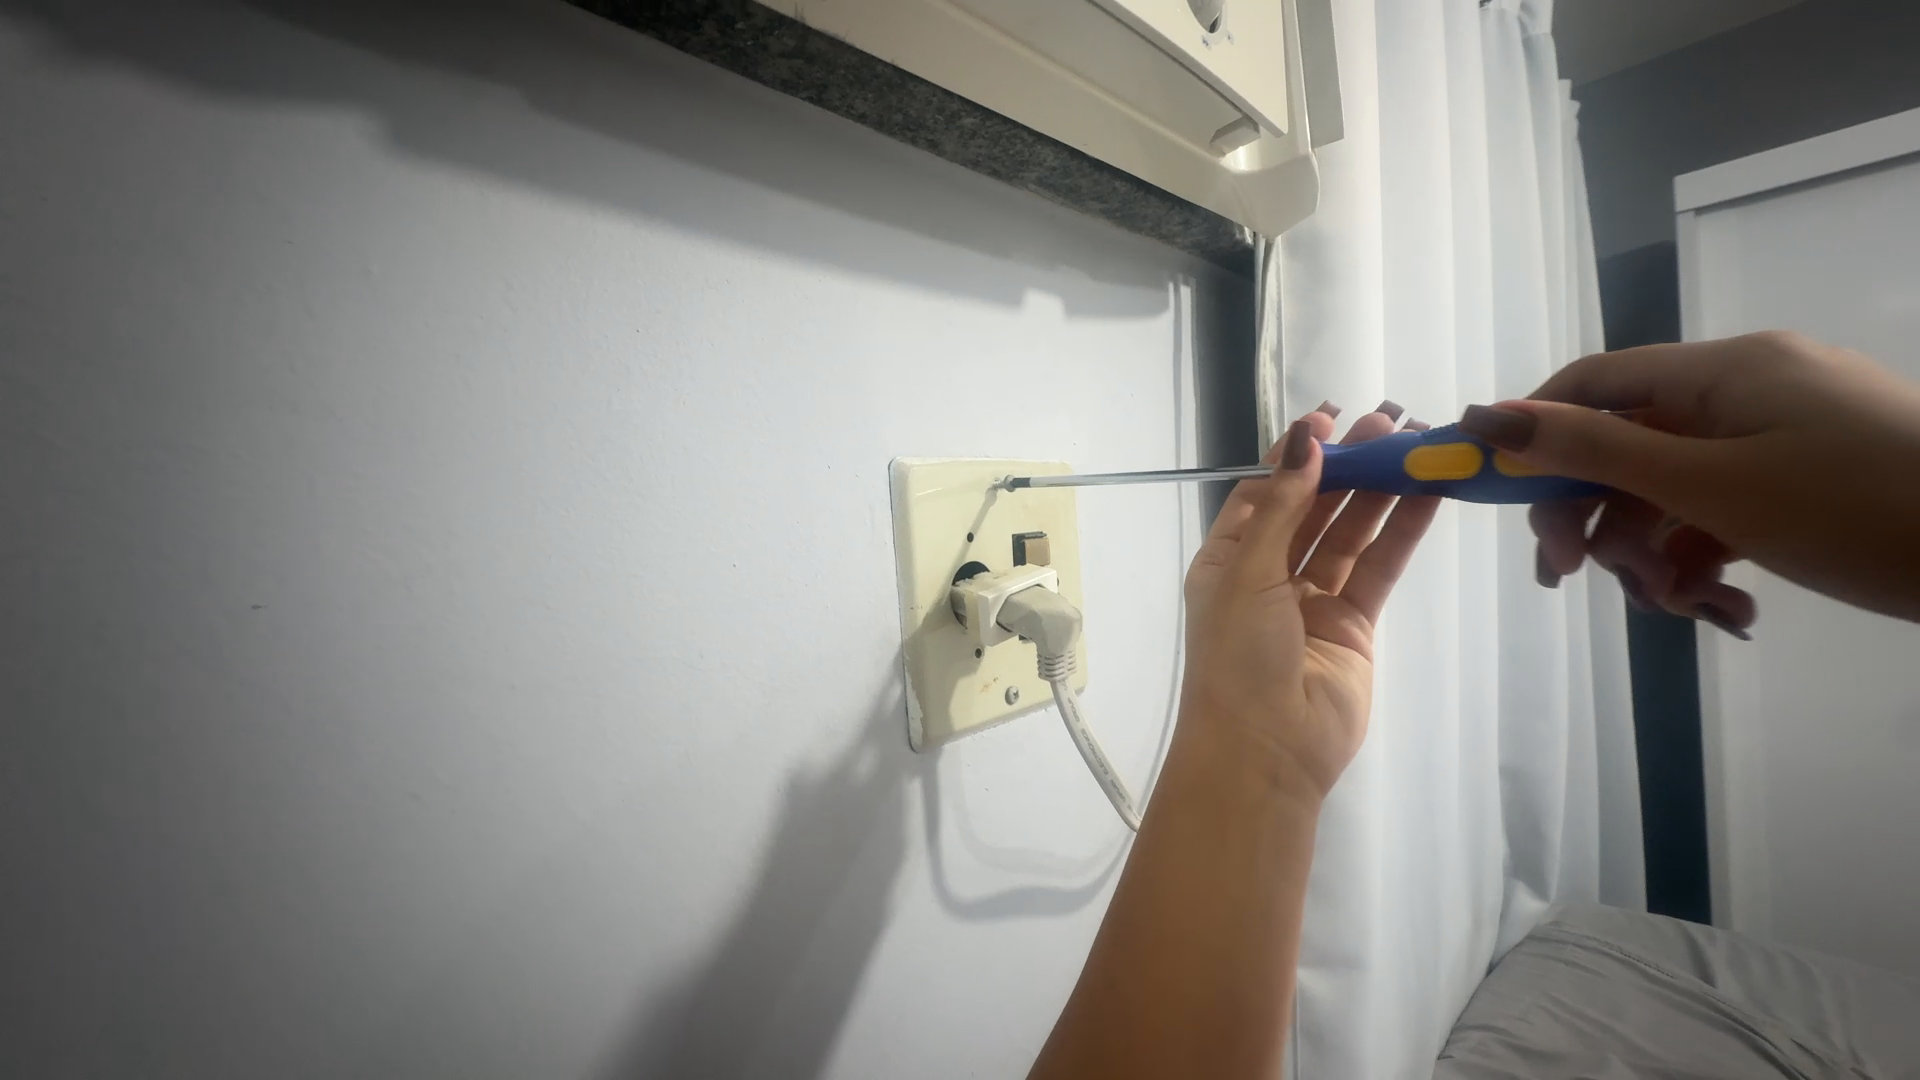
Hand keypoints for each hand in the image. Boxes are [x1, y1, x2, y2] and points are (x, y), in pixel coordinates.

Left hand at [1180, 403, 1440, 799]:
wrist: (1265, 748)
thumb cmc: (1237, 654)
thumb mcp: (1246, 573)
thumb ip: (1280, 508)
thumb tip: (1305, 442)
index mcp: (1225, 560)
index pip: (1260, 495)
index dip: (1292, 457)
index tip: (1328, 418)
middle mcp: (1266, 574)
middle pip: (1310, 508)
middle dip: (1344, 465)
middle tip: (1386, 421)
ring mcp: (1311, 599)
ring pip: (1347, 533)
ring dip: (1378, 490)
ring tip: (1414, 444)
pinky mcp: (1352, 623)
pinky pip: (1376, 567)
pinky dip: (1400, 532)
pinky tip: (1428, 494)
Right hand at [1460, 331, 1919, 627]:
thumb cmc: (1863, 509)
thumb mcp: (1704, 483)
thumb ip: (1586, 448)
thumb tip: (1483, 418)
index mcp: (1721, 371)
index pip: (1588, 384)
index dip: (1530, 432)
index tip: (1495, 492)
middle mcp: (1741, 394)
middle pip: (1617, 448)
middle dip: (1589, 515)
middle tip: (1569, 574)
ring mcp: (1773, 440)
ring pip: (1660, 492)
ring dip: (1646, 553)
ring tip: (1674, 604)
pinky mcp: (1799, 484)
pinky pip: (1711, 514)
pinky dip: (1697, 560)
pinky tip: (1716, 605)